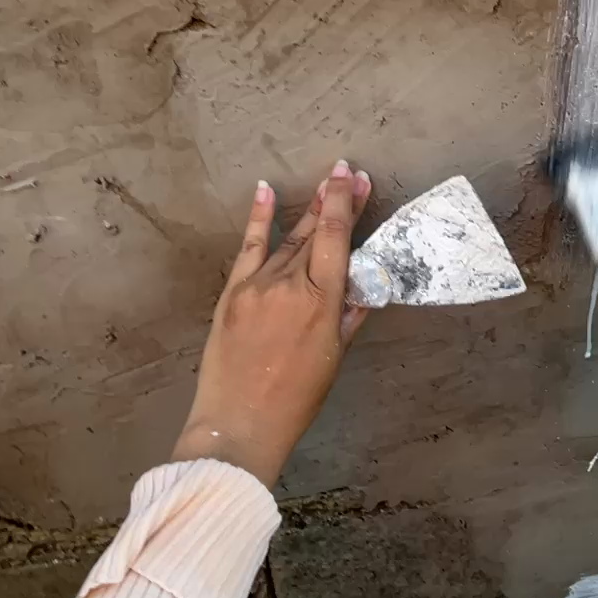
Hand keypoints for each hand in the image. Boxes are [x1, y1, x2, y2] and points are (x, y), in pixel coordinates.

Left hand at [172, 161, 373, 485]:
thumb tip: (364, 285)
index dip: (346, 202)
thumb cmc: (297, 398)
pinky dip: (259, 218)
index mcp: (321, 300)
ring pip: (289, 239)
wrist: (237, 426)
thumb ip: (350, 314)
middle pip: (316, 231)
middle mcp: (289, 283)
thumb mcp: (335, 355)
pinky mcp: (232, 292)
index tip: (352, 176)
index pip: (337, 237)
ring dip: (309, 211)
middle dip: (334, 200)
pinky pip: (249, 247)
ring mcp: (256, 285)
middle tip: (347, 171)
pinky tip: (266, 190)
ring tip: (323, 185)